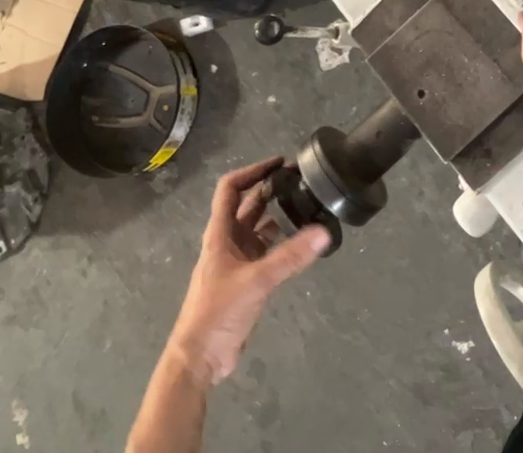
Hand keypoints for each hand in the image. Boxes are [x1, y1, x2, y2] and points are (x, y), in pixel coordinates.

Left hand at [164, 158, 331, 384]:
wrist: (199, 358)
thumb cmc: (217, 312)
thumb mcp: (256, 281)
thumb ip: (290, 257)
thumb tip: (324, 232)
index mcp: (219, 234)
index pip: (230, 189)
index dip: (252, 171)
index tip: (279, 164)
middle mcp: (226, 242)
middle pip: (246, 206)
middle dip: (270, 191)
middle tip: (300, 182)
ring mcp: (235, 262)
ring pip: (256, 229)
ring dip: (276, 216)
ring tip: (305, 207)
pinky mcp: (244, 280)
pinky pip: (264, 252)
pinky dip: (280, 243)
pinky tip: (299, 243)